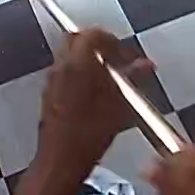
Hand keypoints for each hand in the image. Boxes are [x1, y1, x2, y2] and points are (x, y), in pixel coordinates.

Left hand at [28, 28, 152, 194]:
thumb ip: (132, 78)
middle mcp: (61, 66)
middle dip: (98, 44)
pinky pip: (64, 71)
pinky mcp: (48, 92)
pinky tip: (95, 93)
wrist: (61, 159)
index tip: (124, 53)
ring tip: (110, 77)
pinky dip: (80, 73)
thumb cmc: (89, 135)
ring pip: (69, 54)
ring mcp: (52, 79)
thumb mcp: (120, 105)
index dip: (112, 40)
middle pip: (77, 39)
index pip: (93, 34)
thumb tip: (146, 65)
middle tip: (117, 59)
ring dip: (89, 59)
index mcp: (78, 63)